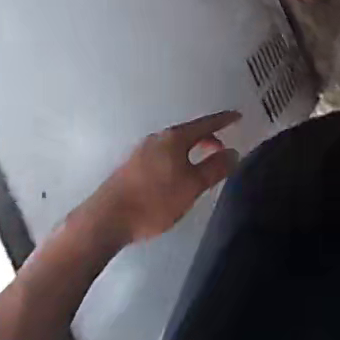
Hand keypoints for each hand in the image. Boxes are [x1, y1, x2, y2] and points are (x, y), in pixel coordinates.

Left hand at [73, 110, 240, 250]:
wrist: (102, 223)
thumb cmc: (153, 201)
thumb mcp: (192, 186)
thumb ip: (216, 168)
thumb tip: (233, 152)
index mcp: (174, 139)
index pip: (206, 124)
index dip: (223, 120)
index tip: (237, 116)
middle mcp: (156, 140)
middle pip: (187, 133)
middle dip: (206, 138)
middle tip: (220, 148)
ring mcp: (138, 154)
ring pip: (172, 146)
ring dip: (189, 151)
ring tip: (199, 166)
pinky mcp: (127, 169)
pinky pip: (160, 156)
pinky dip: (175, 160)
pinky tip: (174, 177)